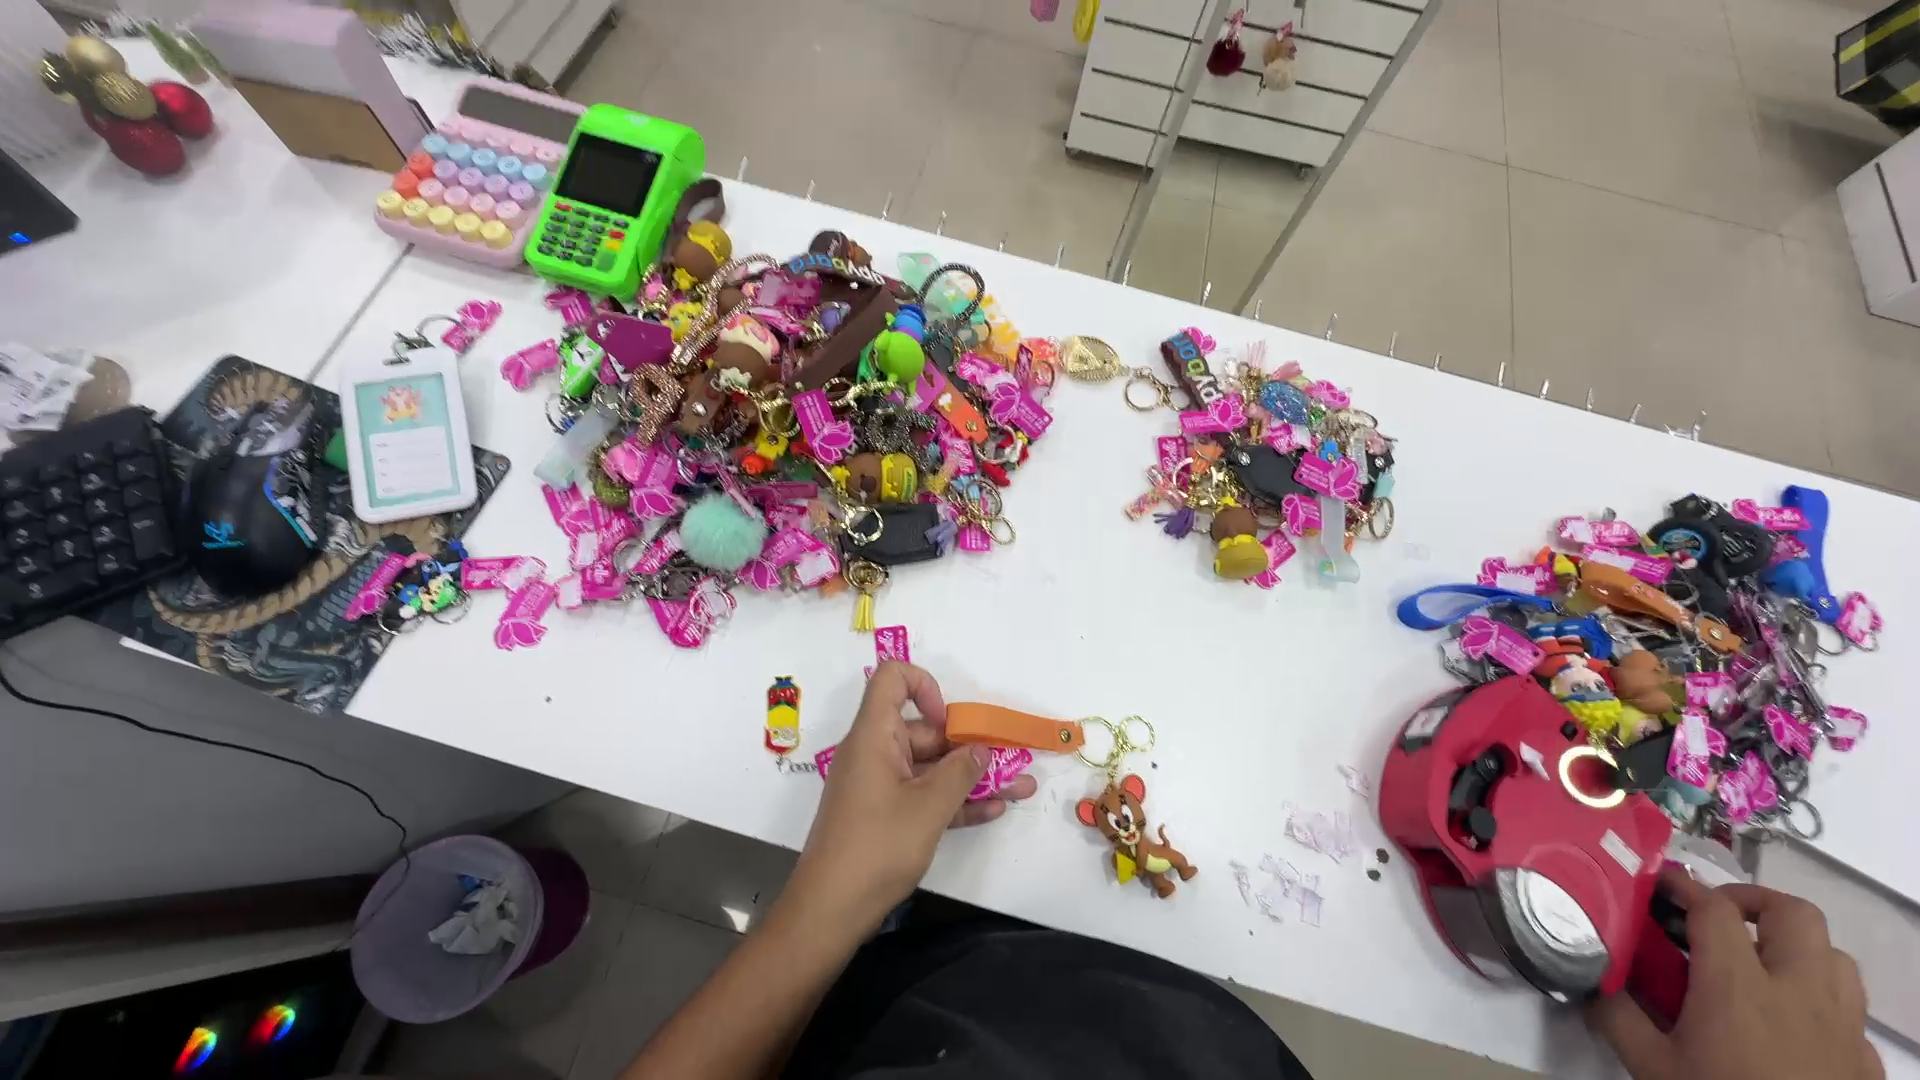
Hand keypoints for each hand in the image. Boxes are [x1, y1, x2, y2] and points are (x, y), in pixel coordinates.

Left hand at [782, 662, 1035, 935]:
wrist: (830, 911)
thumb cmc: (876, 847)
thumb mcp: (928, 808)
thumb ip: (960, 773)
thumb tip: (980, 750)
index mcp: (874, 736)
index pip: (892, 680)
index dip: (925, 686)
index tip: (950, 720)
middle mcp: (875, 753)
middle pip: (924, 730)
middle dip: (969, 744)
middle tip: (1011, 759)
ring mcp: (880, 785)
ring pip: (930, 767)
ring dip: (972, 776)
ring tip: (1021, 787)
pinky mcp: (885, 815)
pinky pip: (924, 795)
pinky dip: (955, 801)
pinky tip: (993, 810)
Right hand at [1589, 869, 1880, 1079]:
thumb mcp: (1648, 1062)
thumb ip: (1615, 1011)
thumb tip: (1591, 977)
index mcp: (1739, 985)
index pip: (1715, 908)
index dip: (1684, 886)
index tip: (1657, 885)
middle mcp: (1799, 993)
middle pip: (1795, 915)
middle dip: (1751, 900)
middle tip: (1713, 915)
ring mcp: (1842, 1026)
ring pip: (1835, 954)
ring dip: (1792, 943)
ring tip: (1753, 958)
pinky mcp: (1865, 1059)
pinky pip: (1850, 1006)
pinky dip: (1817, 992)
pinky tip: (1786, 1014)